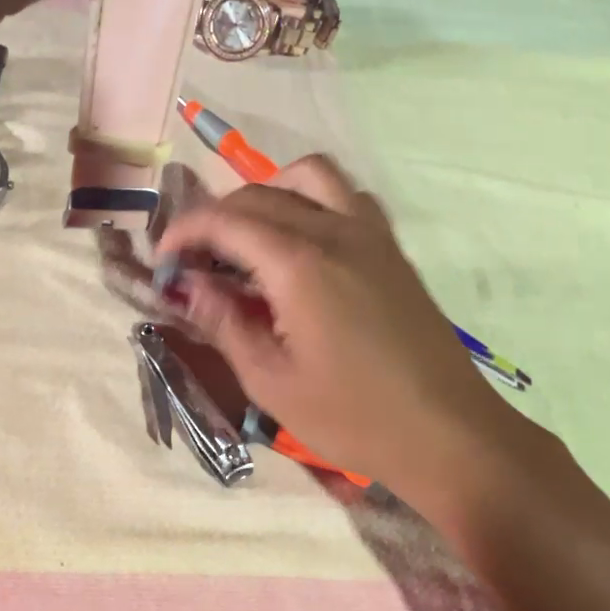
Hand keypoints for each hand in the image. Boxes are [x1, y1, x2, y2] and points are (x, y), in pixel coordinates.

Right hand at [154, 157, 550, 501]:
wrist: (447, 433)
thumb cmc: (352, 417)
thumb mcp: (270, 381)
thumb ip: (225, 322)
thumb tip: (189, 286)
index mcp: (300, 264)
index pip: (226, 221)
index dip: (184, 232)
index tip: (162, 260)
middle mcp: (336, 232)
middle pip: (261, 194)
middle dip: (217, 217)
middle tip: (196, 262)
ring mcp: (371, 235)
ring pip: (311, 177)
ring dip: (268, 194)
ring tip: (248, 239)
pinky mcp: (392, 251)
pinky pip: (346, 198)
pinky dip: (311, 202)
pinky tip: (300, 248)